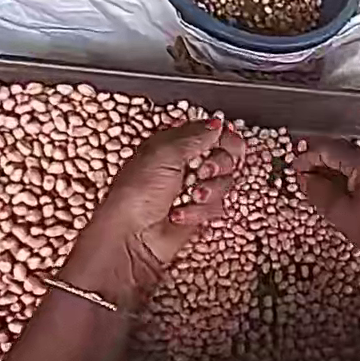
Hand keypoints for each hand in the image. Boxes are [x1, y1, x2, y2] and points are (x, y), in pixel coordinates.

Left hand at [58, 119, 245, 310]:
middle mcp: (185, 165)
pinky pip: (218, 206)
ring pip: (225, 182)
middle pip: (224, 156)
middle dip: (219, 164)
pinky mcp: (199, 212)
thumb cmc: (137, 194)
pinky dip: (201, 211)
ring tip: (192, 196)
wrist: (132, 237)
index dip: (223, 137)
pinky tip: (181, 214)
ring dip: (210, 190)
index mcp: (173, 145)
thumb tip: (217, 123)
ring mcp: (193, 189)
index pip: (210, 132)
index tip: (226, 141)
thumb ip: (195, 136)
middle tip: (204, 171)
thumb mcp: (164, 154)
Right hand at [290, 139, 359, 283]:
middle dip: (316, 160)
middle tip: (298, 172)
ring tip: (309, 181)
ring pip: (346, 160)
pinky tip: (328, 187)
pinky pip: (355, 171)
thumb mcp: (339, 212)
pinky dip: (339, 176)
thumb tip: (304, 178)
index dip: (307, 156)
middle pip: (338, 150)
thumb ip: (318, 190)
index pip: (329, 149)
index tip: (293, 165)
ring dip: (326, 168)